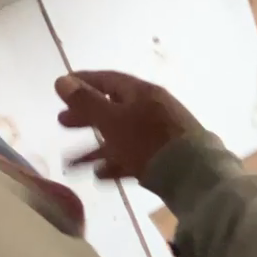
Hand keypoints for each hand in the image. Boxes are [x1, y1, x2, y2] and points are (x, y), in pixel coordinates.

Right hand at [55, 71, 204, 181]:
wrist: (195, 177)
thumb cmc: (148, 142)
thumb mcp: (111, 120)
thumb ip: (85, 101)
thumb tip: (61, 80)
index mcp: (140, 93)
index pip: (106, 79)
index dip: (82, 82)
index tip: (62, 86)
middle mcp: (151, 108)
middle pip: (111, 107)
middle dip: (85, 116)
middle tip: (62, 121)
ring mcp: (160, 133)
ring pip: (120, 135)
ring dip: (94, 146)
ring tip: (71, 161)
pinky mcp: (164, 157)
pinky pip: (132, 155)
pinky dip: (114, 162)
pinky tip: (99, 174)